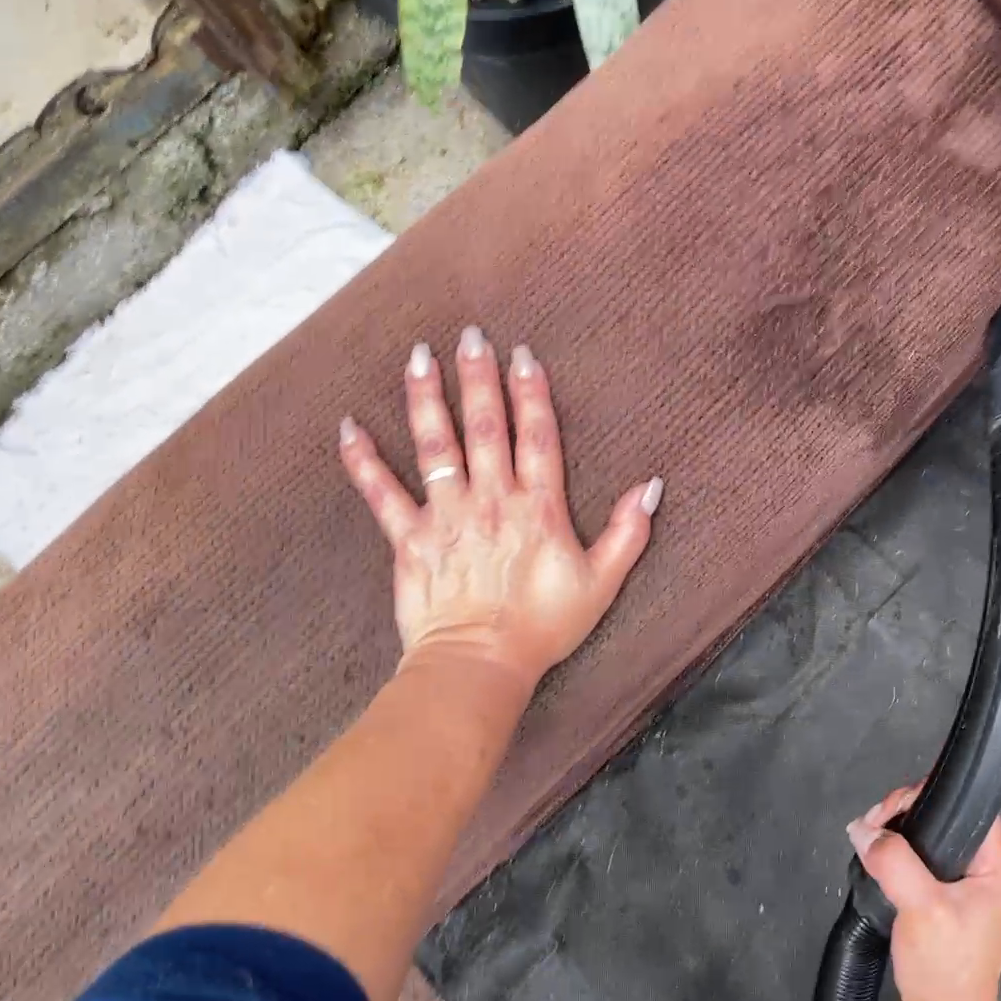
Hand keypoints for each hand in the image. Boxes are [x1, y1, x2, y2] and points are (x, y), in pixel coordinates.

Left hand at [338, 325, 661, 681]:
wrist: (480, 665)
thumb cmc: (544, 626)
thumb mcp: (600, 583)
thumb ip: (627, 533)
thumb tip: (651, 487)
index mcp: (537, 509)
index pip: (536, 436)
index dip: (531, 393)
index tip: (523, 355)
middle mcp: (491, 501)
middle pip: (484, 427)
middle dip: (478, 378)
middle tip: (470, 335)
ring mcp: (447, 518)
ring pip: (436, 447)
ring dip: (427, 399)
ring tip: (420, 357)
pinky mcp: (410, 540)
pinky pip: (382, 494)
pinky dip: (364, 461)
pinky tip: (349, 427)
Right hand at [847, 785, 1000, 1000]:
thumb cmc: (946, 968)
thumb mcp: (922, 909)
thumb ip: (894, 862)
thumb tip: (861, 829)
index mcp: (995, 862)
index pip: (966, 804)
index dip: (926, 796)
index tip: (889, 812)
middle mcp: (982, 864)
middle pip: (941, 813)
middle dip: (902, 814)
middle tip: (872, 828)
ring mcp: (962, 879)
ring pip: (925, 833)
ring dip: (894, 832)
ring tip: (869, 840)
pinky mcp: (941, 892)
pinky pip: (916, 855)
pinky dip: (894, 851)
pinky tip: (876, 854)